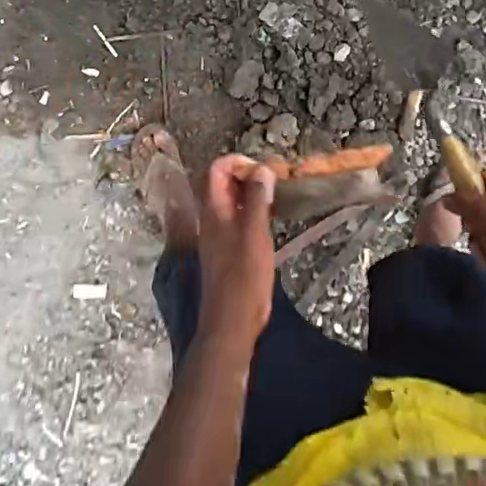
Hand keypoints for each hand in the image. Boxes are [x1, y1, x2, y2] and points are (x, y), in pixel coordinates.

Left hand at [196, 155, 276, 347]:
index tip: (263, 170)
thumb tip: (261, 169)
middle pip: (221, 182)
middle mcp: (211, 218)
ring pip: (230, 200)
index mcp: (213, 210)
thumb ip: (257, 198)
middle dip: (246, 174)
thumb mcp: (254, 232)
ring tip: (275, 196)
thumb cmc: (243, 277)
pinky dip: (251, 210)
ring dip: (250, 192)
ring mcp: (217, 235)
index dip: (238, 162)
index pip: (216, 169)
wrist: (231, 323)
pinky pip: (236, 217)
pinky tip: (270, 219)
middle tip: (272, 180)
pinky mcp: (227, 249)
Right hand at [447, 171, 485, 273]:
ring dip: (482, 237)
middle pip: (482, 202)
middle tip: (470, 231)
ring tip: (484, 251)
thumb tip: (445, 196)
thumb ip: (461, 202)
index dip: (464, 188)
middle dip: (472, 219)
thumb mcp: (479, 215)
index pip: (478, 177)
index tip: (456, 205)